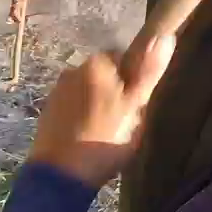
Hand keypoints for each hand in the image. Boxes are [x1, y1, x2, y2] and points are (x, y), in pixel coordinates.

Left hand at [28, 35, 176, 187]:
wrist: (61, 175)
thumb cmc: (105, 138)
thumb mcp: (135, 106)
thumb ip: (149, 71)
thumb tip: (165, 36)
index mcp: (96, 63)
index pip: (123, 58)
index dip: (133, 81)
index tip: (136, 104)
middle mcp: (73, 69)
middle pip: (104, 75)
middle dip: (114, 93)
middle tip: (123, 122)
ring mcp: (57, 91)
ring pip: (88, 93)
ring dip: (97, 106)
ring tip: (105, 134)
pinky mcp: (47, 113)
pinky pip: (73, 109)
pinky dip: (81, 119)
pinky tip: (87, 139)